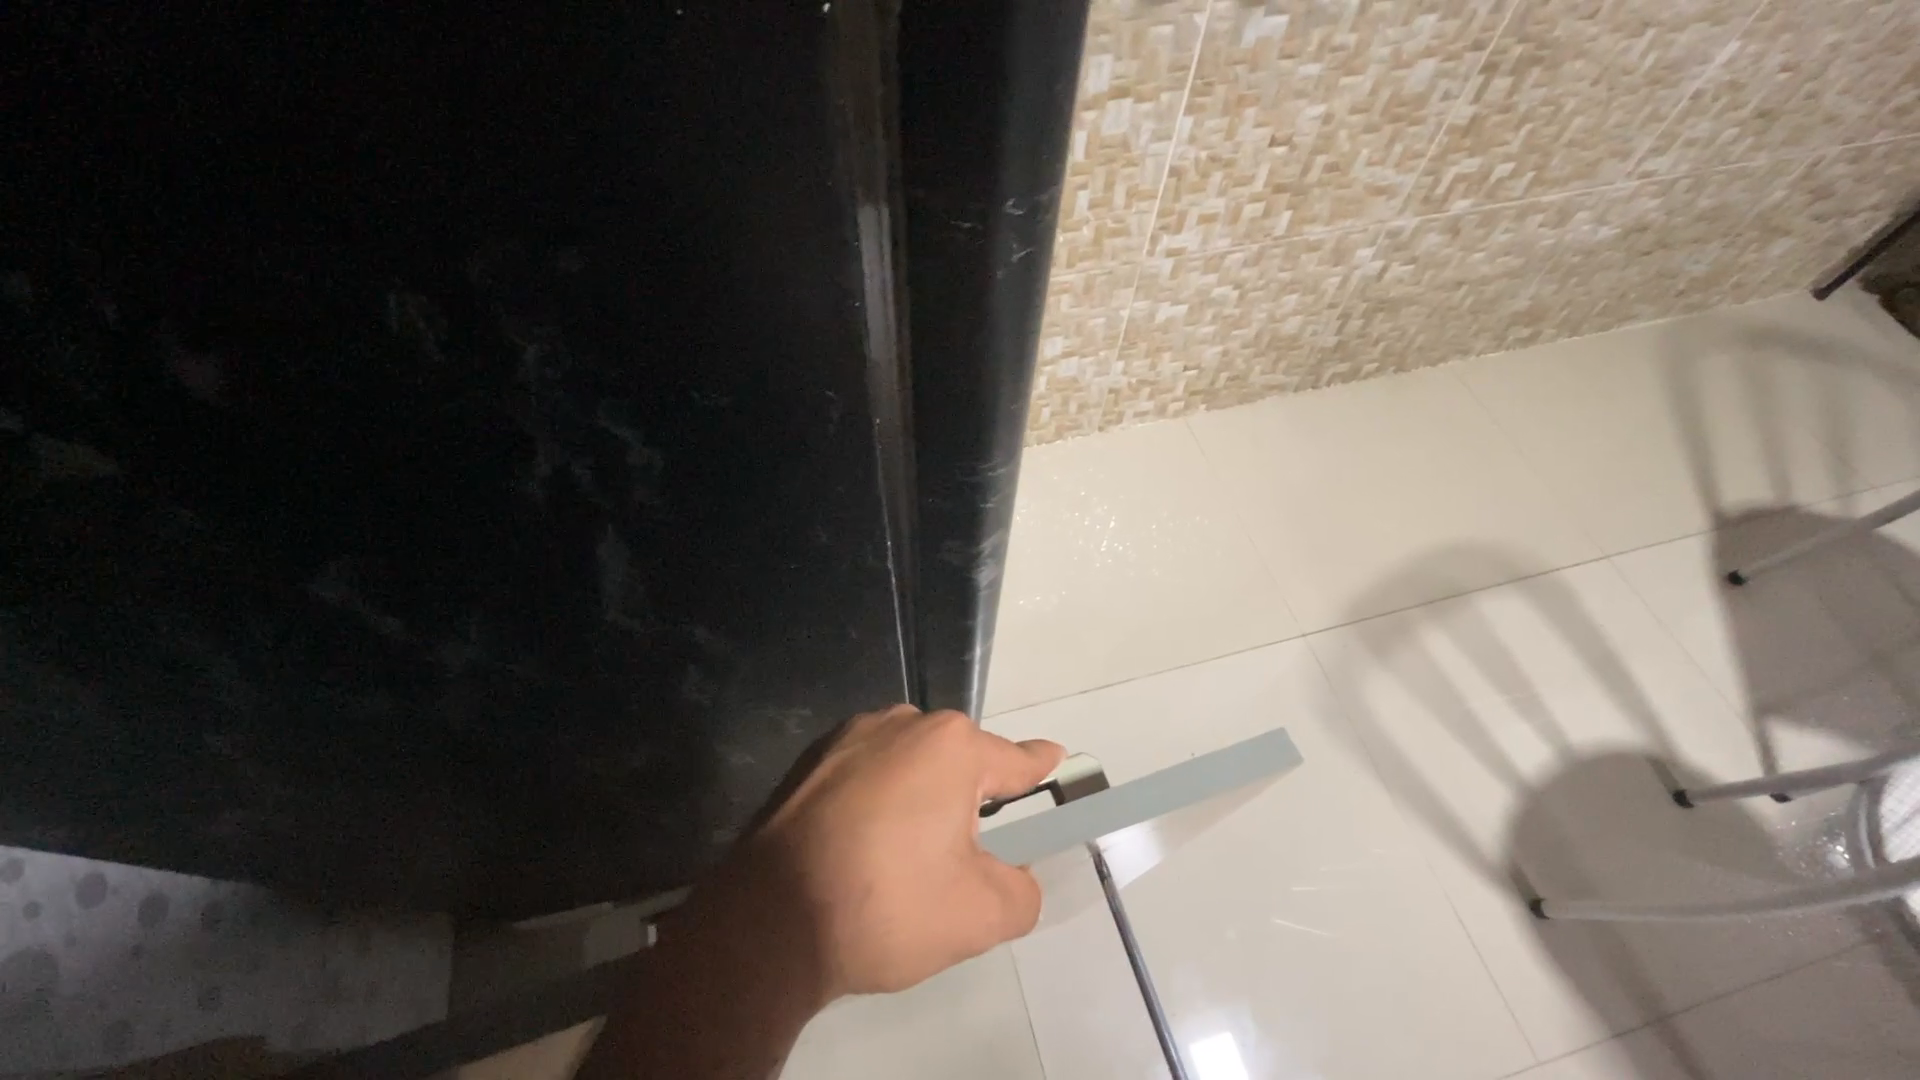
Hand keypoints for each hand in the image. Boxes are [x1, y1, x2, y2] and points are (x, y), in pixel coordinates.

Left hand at [695, 705, 1064, 1001]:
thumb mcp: (980, 915)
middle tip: (959, 863)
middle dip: (968, 803)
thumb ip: (1022, 891)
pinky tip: (860, 850)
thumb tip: (1016, 877)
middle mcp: (901, 724)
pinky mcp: (808, 762)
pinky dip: (876, 804)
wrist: (767, 921)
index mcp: (950, 747)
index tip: (1055, 759)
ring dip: (918, 802)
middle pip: (957, 764)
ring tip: (902, 864)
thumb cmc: (885, 905)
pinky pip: (865, 776)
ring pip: (908, 768)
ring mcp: (847, 738)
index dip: (1039, 767)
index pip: (1014, 760)